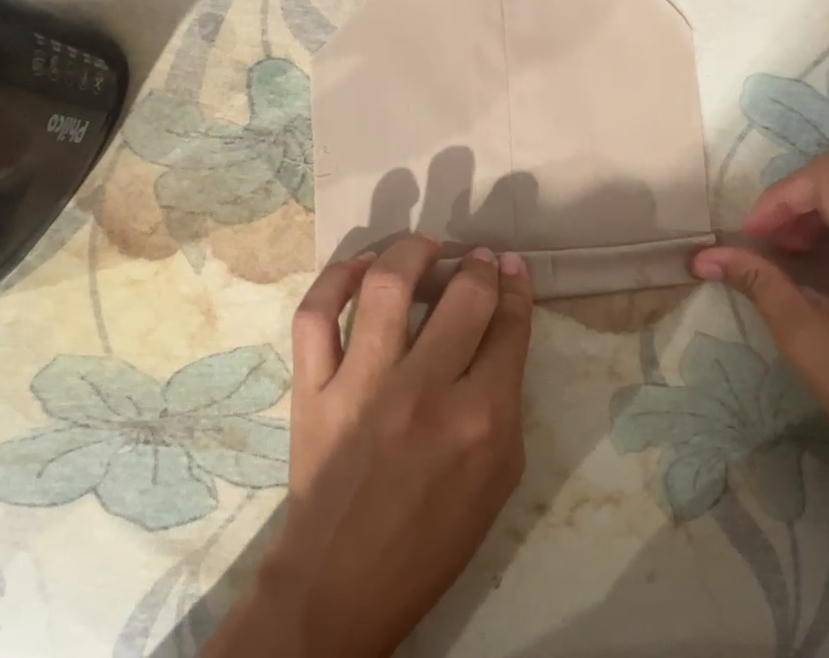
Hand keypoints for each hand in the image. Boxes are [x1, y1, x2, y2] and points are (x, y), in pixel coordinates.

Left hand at [207, 237, 535, 657]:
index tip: (512, 267)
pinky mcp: (311, 389)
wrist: (342, 581)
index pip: (509, 327)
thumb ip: (506, 400)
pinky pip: (315, 315)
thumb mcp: (499, 477)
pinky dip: (334, 280)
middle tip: (478, 257)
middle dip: (479, 265)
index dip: (516, 287)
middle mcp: (424, 391)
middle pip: (462, 297)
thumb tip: (500, 331)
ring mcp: (361, 385)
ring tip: (424, 247)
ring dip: (412, 252)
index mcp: (482, 420)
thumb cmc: (433, 538)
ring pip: (387, 287)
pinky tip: (359, 270)